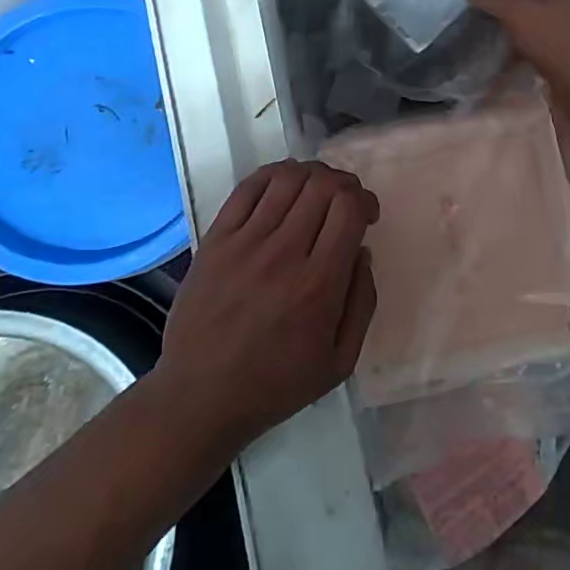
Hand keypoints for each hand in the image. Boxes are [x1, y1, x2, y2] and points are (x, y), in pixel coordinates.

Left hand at [153, 160, 379, 447]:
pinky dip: (273, 175)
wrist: (201, 395)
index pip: (348, 208)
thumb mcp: (340, 361)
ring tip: (316, 190)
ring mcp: (244, 243)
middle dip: (343, 183)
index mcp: (319, 285)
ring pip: (285, 178)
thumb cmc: (277, 384)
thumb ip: (363, 302)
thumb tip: (362, 251)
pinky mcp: (215, 240)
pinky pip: (247, 189)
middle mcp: (283, 254)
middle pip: (321, 186)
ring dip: (311, 174)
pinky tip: (283, 184)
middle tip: (345, 201)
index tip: (367, 214)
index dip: (365, 199)